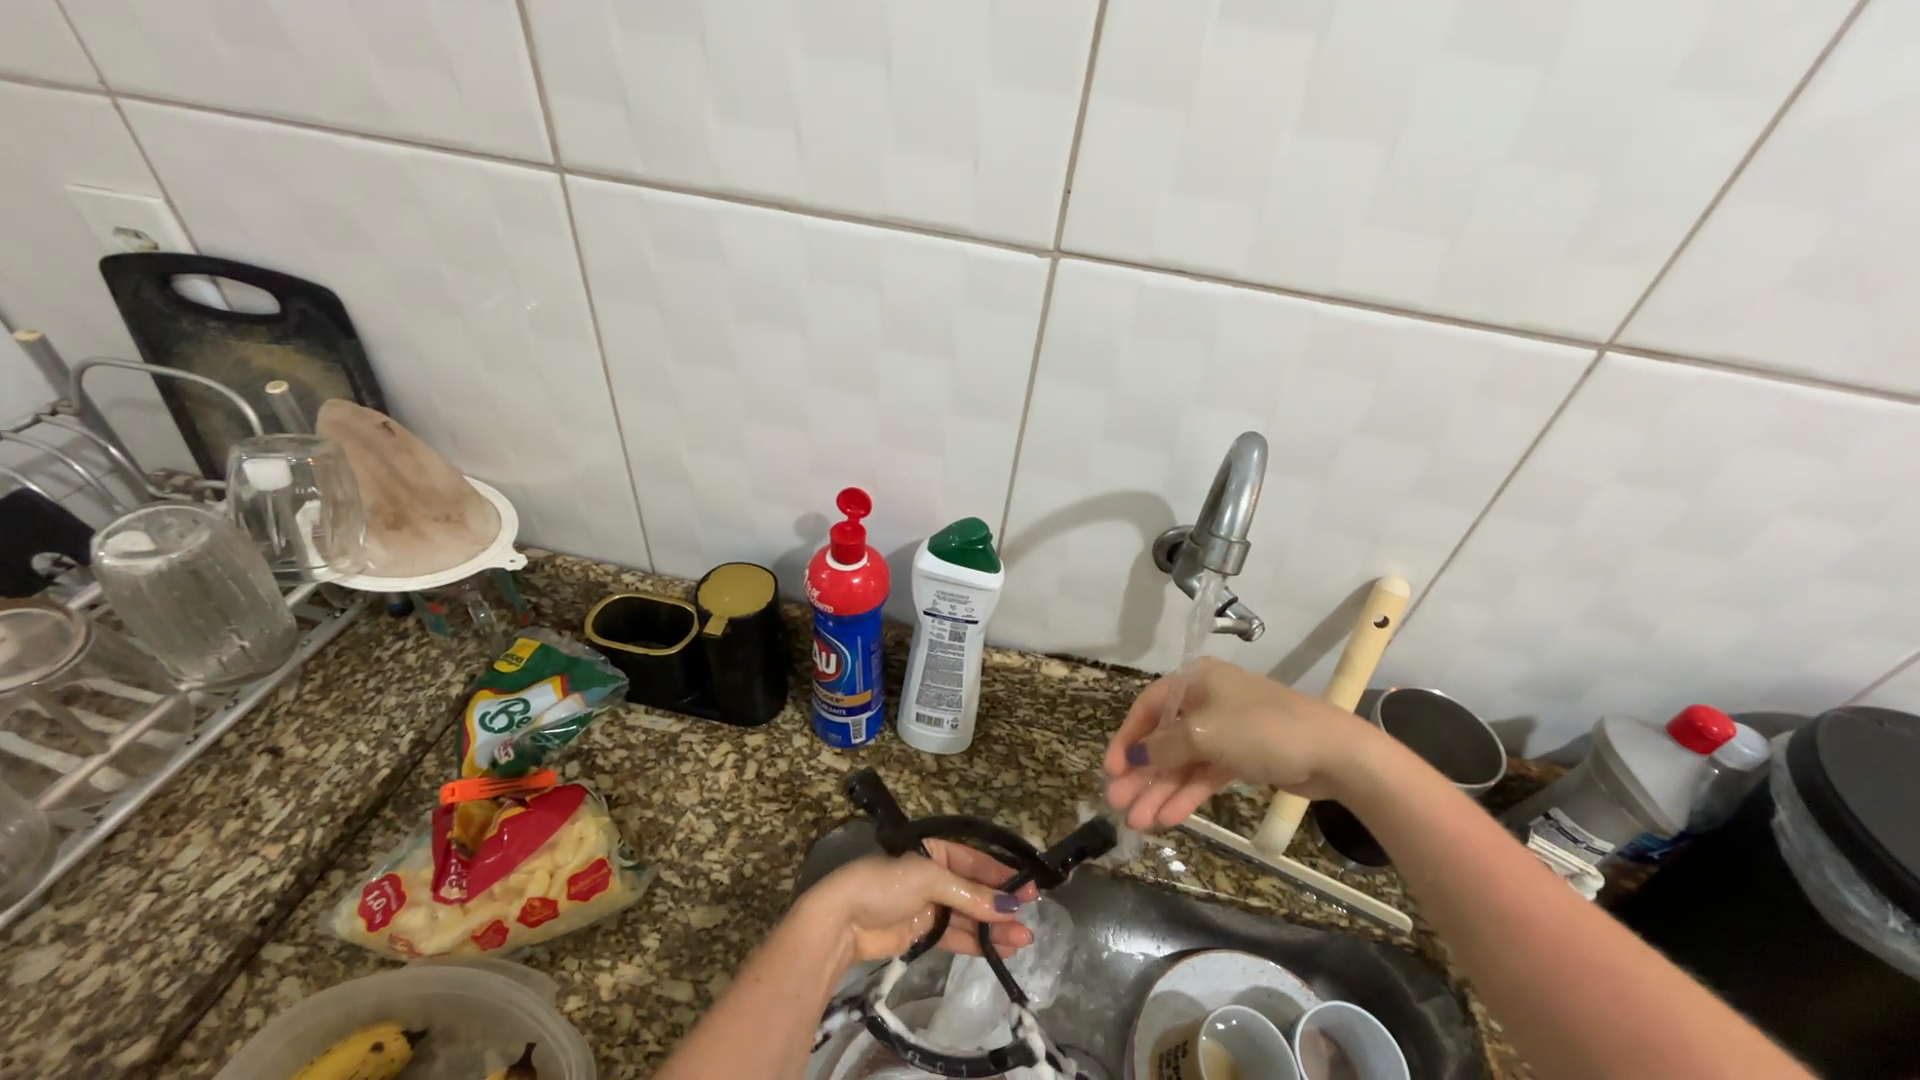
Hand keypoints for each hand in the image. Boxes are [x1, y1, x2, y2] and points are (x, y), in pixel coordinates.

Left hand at [796, 840, 1040, 965]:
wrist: (841, 921)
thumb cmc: (883, 884)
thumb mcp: (929, 879)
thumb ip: (970, 894)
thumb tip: (1009, 907)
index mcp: (934, 850)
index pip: (976, 860)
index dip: (1002, 875)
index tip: (1030, 890)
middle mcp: (934, 874)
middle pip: (975, 890)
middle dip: (1001, 904)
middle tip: (1031, 917)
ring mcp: (929, 905)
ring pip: (970, 916)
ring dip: (995, 927)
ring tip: (1024, 940)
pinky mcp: (923, 932)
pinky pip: (957, 936)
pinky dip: (978, 943)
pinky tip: (1002, 950)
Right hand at [1103, 657, 1378, 829]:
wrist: (1334, 753)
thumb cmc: (1262, 730)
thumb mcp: (1204, 735)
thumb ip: (1162, 748)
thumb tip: (1130, 758)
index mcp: (1196, 680)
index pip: (1147, 708)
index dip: (1126, 740)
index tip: (1110, 771)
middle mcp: (1207, 700)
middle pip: (1163, 739)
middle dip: (1141, 774)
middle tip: (1118, 805)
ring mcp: (1225, 730)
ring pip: (1182, 763)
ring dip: (1160, 791)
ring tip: (1138, 823)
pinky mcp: (1242, 756)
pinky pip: (1204, 775)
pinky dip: (1186, 795)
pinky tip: (1167, 818)